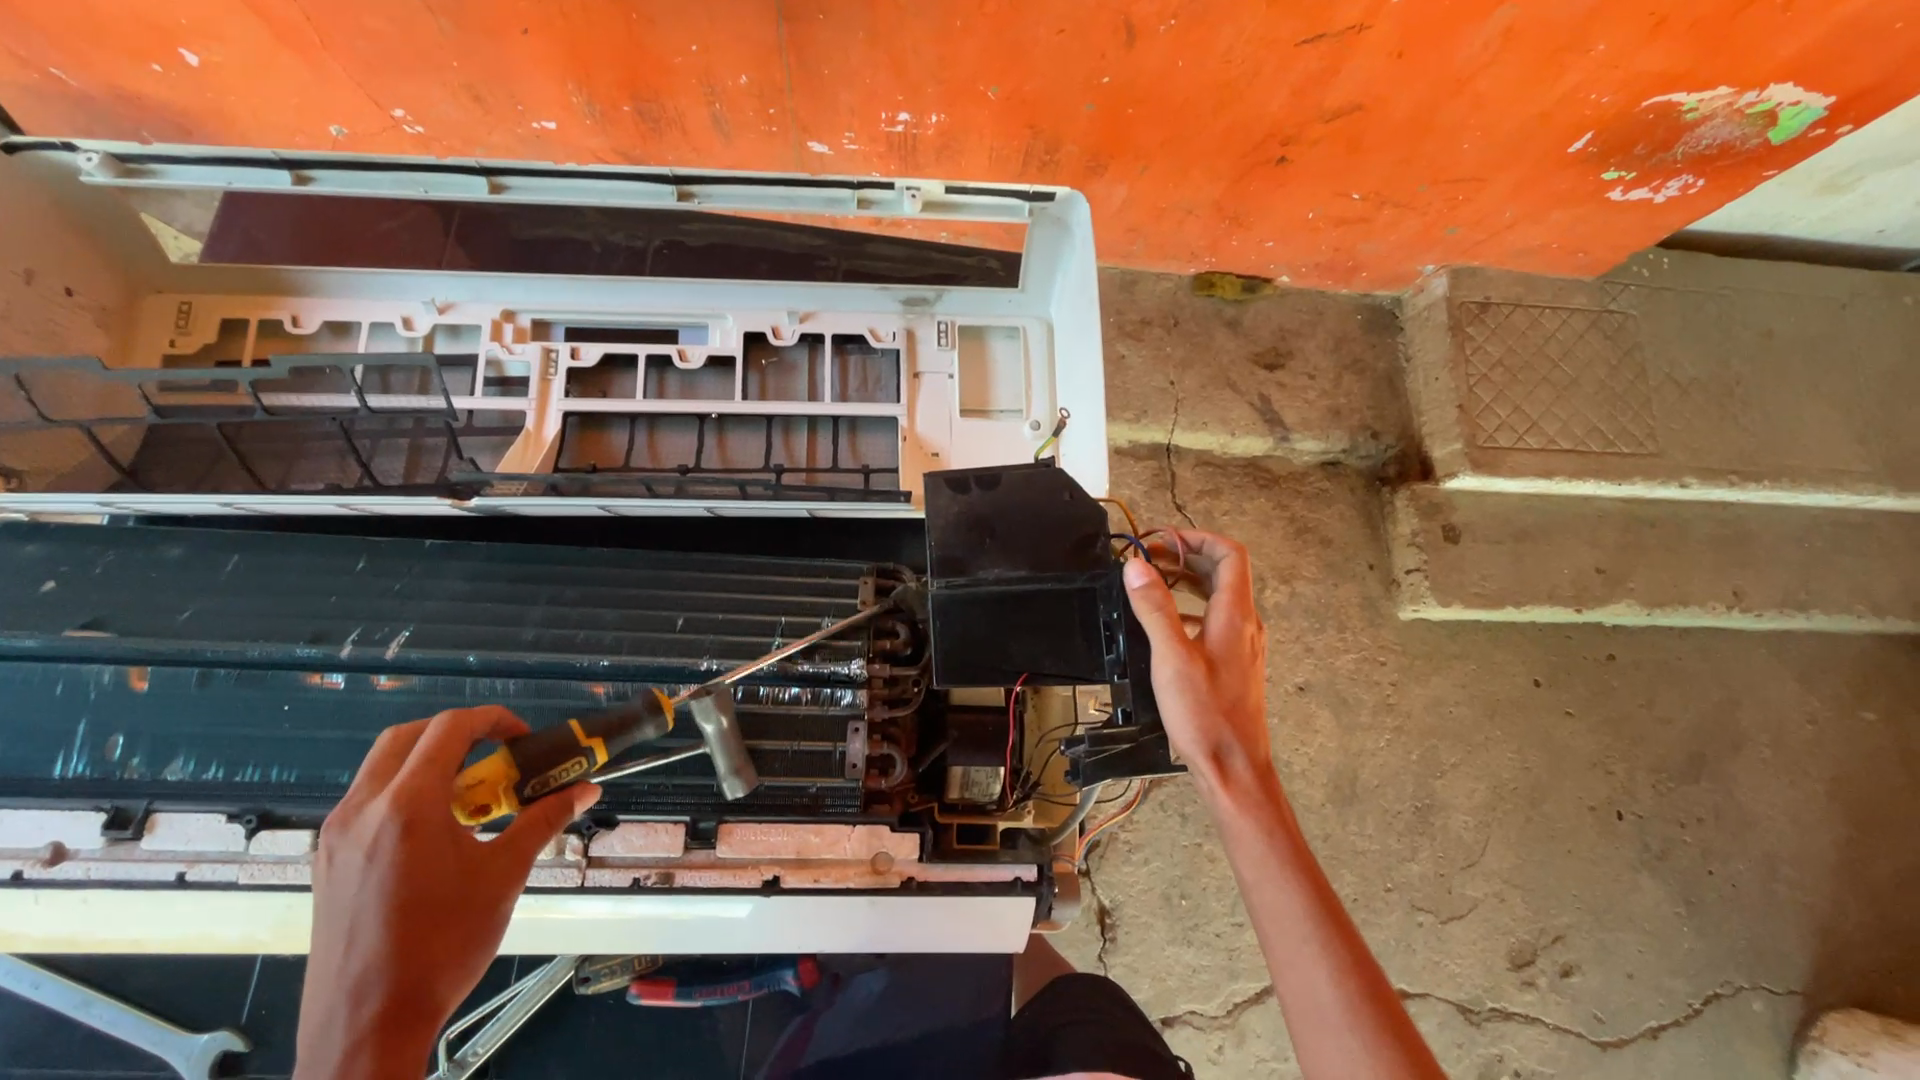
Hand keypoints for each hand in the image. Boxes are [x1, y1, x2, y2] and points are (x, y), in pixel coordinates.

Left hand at [295, 707, 600, 1079]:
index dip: (493, 721)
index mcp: (407, 806)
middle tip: (496, 755)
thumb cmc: (443, 945)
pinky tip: (435, 833)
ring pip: (380, 768)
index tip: (523, 738)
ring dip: (427, 763)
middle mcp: (362, 809)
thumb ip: (543, 821)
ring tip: (470, 796)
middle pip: (406, 736)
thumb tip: (585, 789)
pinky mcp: (327, 860)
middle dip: (456, 733)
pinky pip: (365, 802)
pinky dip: (403, 794)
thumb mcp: (504, 875)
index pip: (449, 729)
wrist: (367, 1022)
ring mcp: (336, 834)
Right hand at [1122, 530, 1272, 790]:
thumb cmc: (1206, 716)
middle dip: (1185, 557)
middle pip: (1223, 572)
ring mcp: (1242, 645)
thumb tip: (1136, 566)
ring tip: (1150, 585)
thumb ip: (1154, 608)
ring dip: (1186, 583)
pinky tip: (1164, 626)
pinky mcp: (1234, 665)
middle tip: (1146, 560)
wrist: (1234, 768)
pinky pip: (1214, 621)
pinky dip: (1189, 610)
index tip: (1161, 541)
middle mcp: (1245, 624)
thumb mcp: (1171, 657)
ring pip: (1218, 598)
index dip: (1196, 539)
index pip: (1229, 554)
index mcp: (1235, 615)